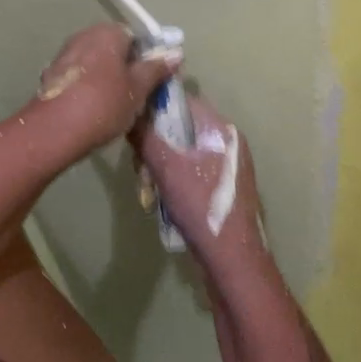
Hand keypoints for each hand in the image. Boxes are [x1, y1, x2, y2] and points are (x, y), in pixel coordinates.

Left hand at [35, 23, 178, 154]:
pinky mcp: (53, 73)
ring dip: (107, 75)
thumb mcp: (138, 89)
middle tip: (138, 92)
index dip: (146, 56)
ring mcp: (64, 53)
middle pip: (112, 47)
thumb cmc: (104, 103)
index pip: (133, 35)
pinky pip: (79, 73)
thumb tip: (175, 53)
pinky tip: (94, 106)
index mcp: (106, 33)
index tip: (152, 78)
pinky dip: (88, 84)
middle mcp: (83, 36)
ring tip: (118, 102)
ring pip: (94, 61)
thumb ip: (155, 68)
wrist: (57, 127)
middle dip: (126, 66)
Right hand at [129, 94, 268, 280]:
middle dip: (154, 141)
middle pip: (180, 126)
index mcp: (221, 130)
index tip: (131, 121)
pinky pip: (191, 169)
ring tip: (148, 186)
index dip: (153, 105)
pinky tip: (161, 197)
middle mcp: (228, 142)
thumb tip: (127, 109)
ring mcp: (227, 166)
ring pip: (182, 150)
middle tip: (139, 164)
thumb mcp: (164, 166)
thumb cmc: (200, 205)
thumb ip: (144, 133)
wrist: (233, 261)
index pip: (182, 100)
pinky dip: (173, 177)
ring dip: (160, 163)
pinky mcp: (223, 187)